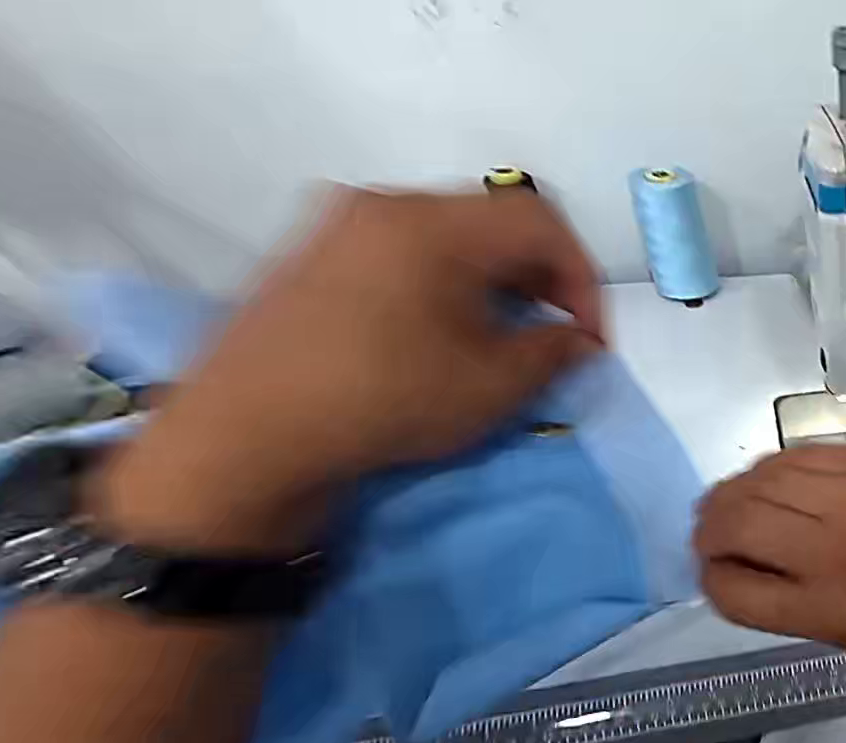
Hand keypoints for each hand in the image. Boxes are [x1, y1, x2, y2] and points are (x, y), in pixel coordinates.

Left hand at [96, 186, 604, 553]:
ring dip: (504, 282)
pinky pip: (413, 249)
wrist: (253, 434)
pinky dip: (458, 281)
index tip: (592, 338)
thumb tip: (582, 340)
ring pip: (456, 235)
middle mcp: (386, 204)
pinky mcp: (321, 253)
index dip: (584, 280)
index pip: (541, 223)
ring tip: (514, 336)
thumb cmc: (390, 400)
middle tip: (561, 336)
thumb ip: (555, 351)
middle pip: (497, 222)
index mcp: (433, 225)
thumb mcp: (495, 384)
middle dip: (547, 280)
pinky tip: (458, 328)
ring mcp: (345, 224)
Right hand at [693, 445, 845, 654]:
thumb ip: (775, 602)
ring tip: (737, 505)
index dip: (711, 577)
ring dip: (734, 492)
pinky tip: (776, 483)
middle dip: (709, 528)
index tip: (715, 569)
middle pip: (736, 521)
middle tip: (712, 533)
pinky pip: (798, 454)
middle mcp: (837, 546)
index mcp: (828, 606)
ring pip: (760, 479)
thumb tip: (722, 565)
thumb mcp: (842, 630)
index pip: (733, 588)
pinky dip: (773, 470)